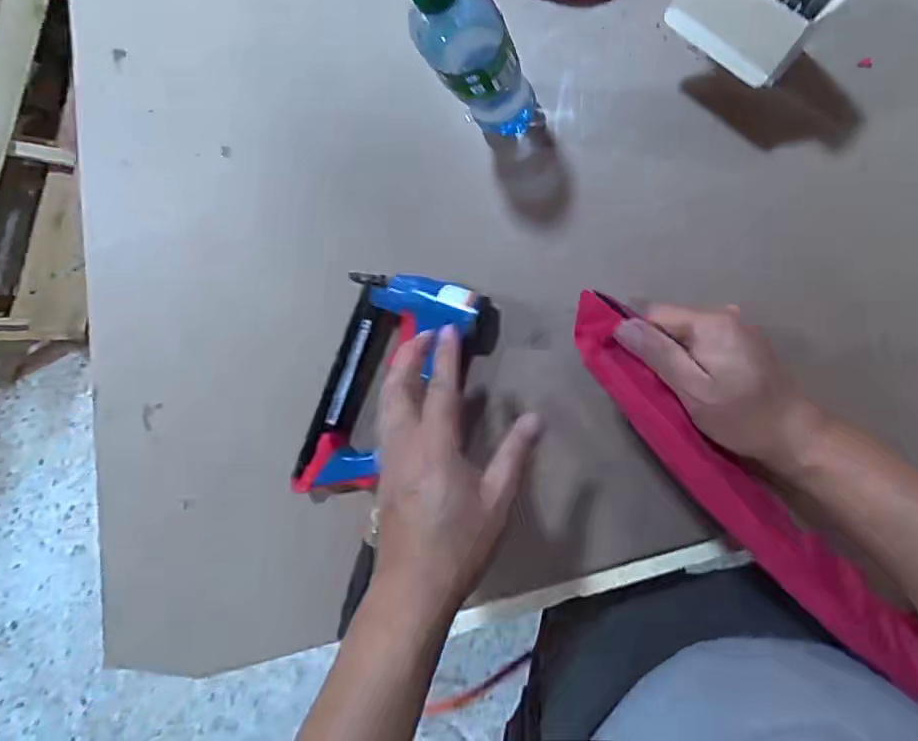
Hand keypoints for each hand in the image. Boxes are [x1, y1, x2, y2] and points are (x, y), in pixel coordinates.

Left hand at [372, 326, 541, 621]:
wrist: (411, 589)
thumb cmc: (458, 545)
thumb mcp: (497, 501)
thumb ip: (514, 455)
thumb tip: (534, 417)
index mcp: (435, 447)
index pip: (441, 390)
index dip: (446, 356)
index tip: (450, 328)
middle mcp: (406, 445)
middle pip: (399, 388)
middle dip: (409, 354)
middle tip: (425, 331)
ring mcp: (390, 459)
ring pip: (386, 404)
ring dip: (398, 373)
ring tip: (412, 355)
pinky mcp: (384, 474)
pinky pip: (386, 421)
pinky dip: (395, 397)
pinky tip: (407, 402)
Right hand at [612, 304, 825, 469]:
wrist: (797, 437)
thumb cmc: (741, 418)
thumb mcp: (692, 390)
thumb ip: (657, 354)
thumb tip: (621, 324)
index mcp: (710, 320)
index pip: (653, 313)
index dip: (634, 333)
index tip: (625, 363)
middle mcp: (724, 313)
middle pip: (671, 321)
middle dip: (656, 346)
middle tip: (653, 383)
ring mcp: (738, 327)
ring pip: (687, 332)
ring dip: (675, 354)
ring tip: (675, 386)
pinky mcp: (746, 343)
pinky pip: (706, 340)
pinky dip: (694, 357)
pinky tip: (700, 382)